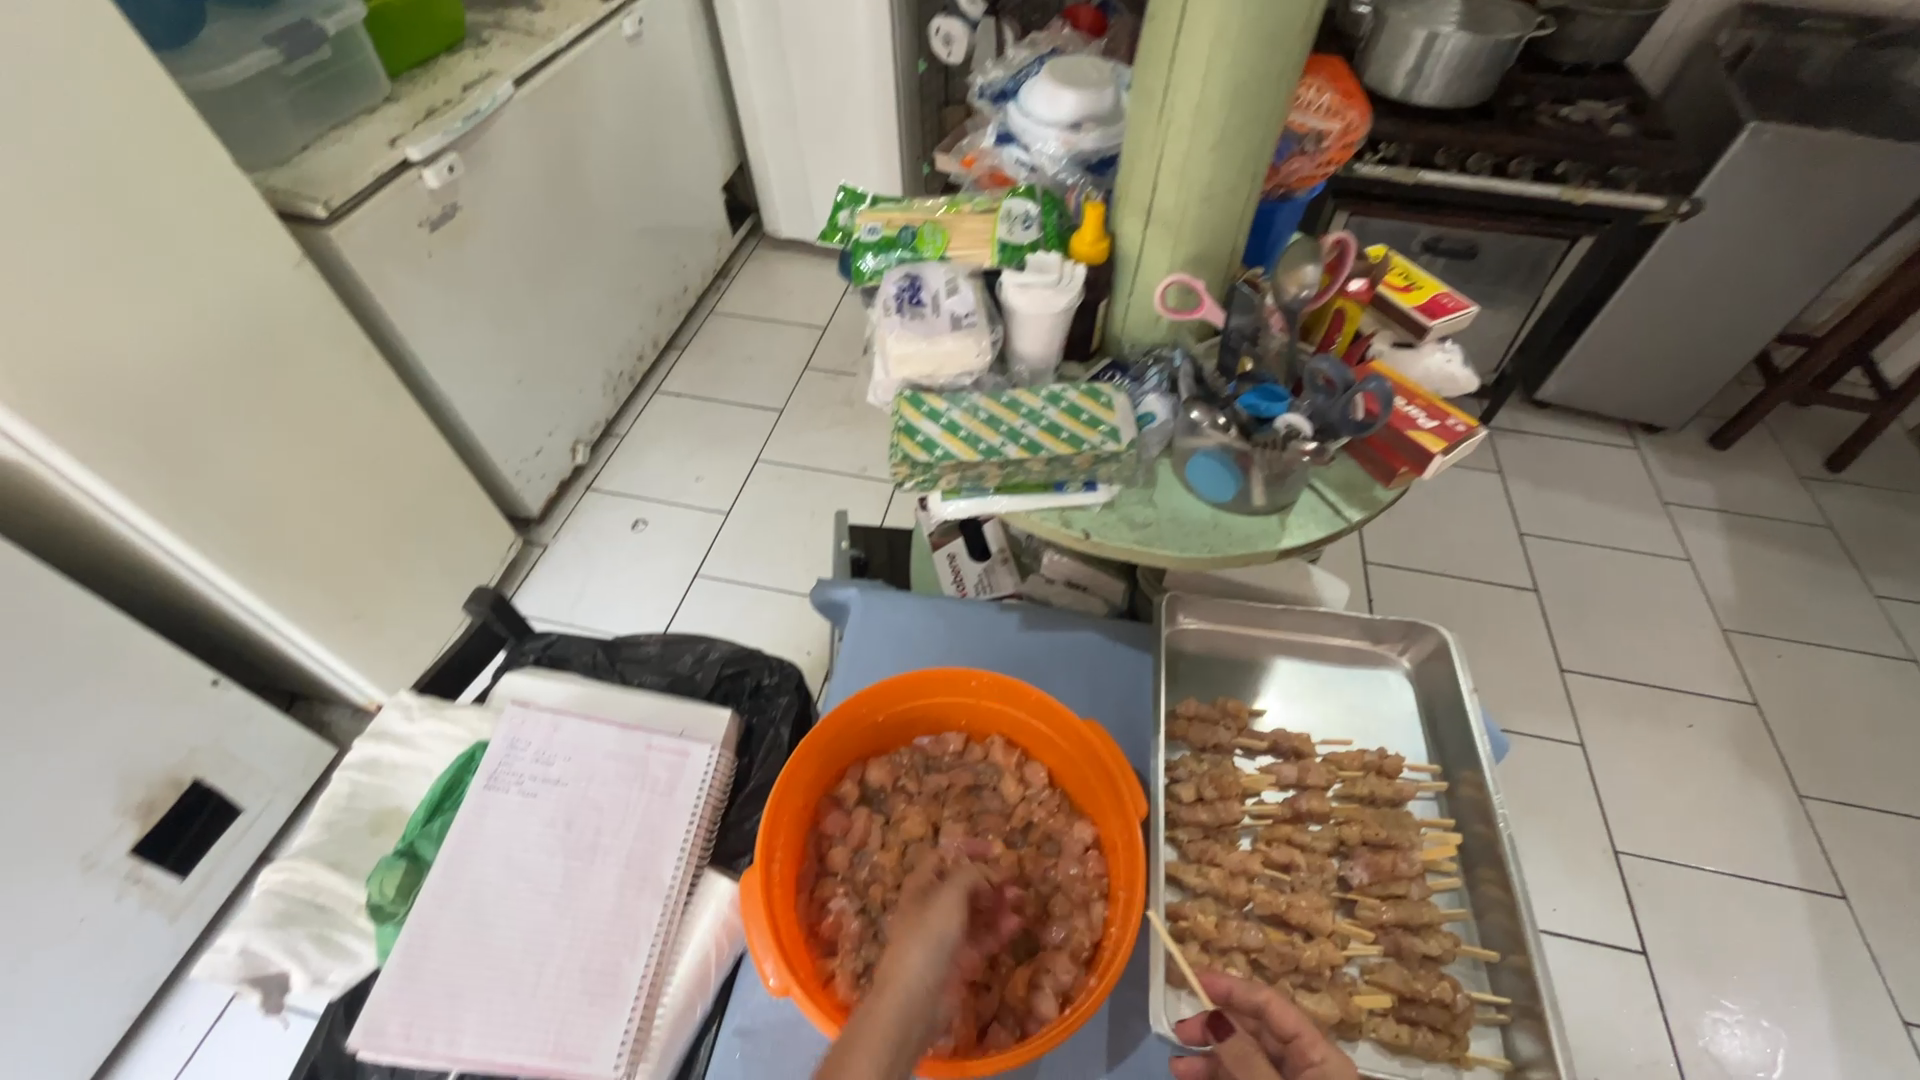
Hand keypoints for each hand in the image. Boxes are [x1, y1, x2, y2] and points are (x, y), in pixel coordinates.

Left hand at [869, 853, 1021, 1043]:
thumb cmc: (928, 935)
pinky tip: (1017, 923)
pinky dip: (999, 929)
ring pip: (976, 912)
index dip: (967, 849)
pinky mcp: (959, 960)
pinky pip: (982, 938)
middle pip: (964, 885)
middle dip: (989, 879)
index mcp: (922, 884)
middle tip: (1014, 881)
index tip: (994, 850)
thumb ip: (972, 874)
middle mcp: (932, 906)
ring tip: (1021, 899)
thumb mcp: (949, 894)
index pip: (944, 856)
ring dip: (998, 903)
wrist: (915, 999)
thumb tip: (989, 874)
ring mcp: (946, 935)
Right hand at [1170, 973, 1357, 1079]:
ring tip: (1177, 1066)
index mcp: (1320, 1055)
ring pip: (1245, 1060)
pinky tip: (1193, 1079)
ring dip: (1209, 1059)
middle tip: (1180, 1032)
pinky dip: (1219, 1078)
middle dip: (1214, 1028)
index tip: (1193, 978)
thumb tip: (1215, 1017)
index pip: (1270, 1005)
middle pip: (1254, 1031)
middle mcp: (1307, 1067)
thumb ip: (1246, 1060)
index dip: (1232, 988)